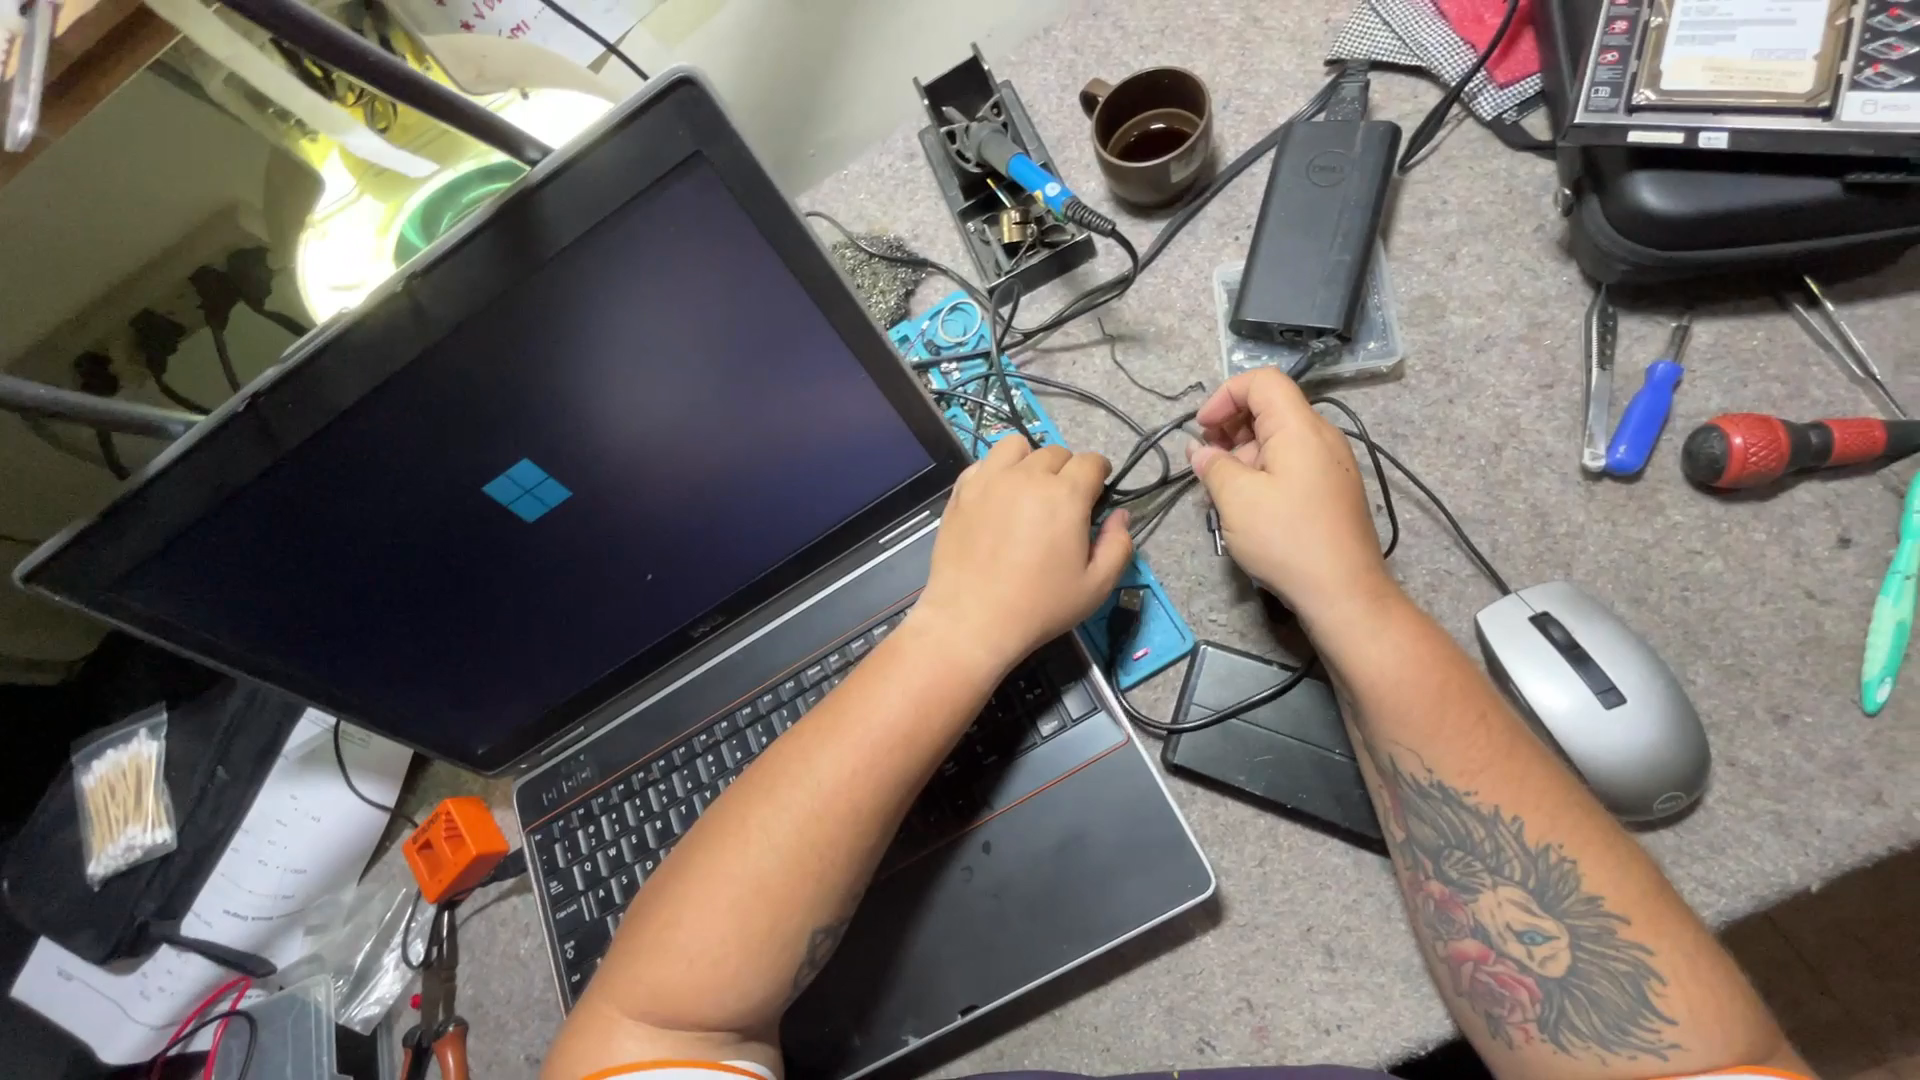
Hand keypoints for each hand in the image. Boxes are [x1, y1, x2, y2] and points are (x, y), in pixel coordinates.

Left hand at [913, 438, 1133, 675]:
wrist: (971, 620)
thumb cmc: (1039, 607)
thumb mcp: (1096, 586)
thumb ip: (1118, 545)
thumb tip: (1120, 516)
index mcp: (1065, 495)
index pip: (1091, 462)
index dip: (1099, 476)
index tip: (1096, 496)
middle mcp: (1027, 476)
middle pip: (1056, 453)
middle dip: (1066, 472)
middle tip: (1062, 504)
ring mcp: (989, 480)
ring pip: (1016, 447)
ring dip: (1029, 461)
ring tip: (1028, 490)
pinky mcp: (961, 492)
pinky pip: (984, 463)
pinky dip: (996, 471)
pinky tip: (997, 498)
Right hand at [1188, 369, 1392, 623]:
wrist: (1343, 590)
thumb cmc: (1287, 538)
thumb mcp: (1236, 499)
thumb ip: (1213, 466)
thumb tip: (1201, 451)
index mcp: (1300, 428)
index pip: (1262, 381)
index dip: (1225, 396)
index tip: (1202, 429)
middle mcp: (1321, 437)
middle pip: (1270, 408)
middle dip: (1229, 426)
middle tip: (1205, 460)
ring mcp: (1330, 464)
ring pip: (1278, 439)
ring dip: (1242, 453)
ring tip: (1219, 489)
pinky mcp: (1331, 490)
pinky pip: (1291, 463)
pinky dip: (1261, 471)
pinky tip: (1245, 503)